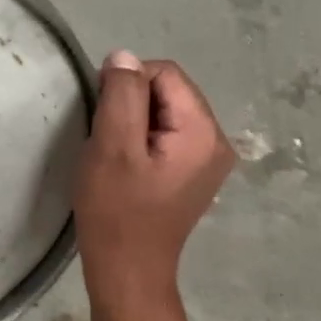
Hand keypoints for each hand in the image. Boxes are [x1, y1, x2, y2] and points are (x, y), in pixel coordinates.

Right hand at [74, 52, 235, 304]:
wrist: (128, 264)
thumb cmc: (117, 205)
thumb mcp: (111, 145)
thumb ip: (120, 95)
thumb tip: (122, 56)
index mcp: (202, 133)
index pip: (165, 73)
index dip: (126, 82)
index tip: (103, 114)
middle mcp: (216, 141)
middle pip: (168, 89)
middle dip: (130, 100)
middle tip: (106, 134)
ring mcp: (207, 158)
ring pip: (164, 109)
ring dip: (132, 118)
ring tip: (114, 149)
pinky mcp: (191, 170)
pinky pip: (165, 130)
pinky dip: (139, 134)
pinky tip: (125, 160)